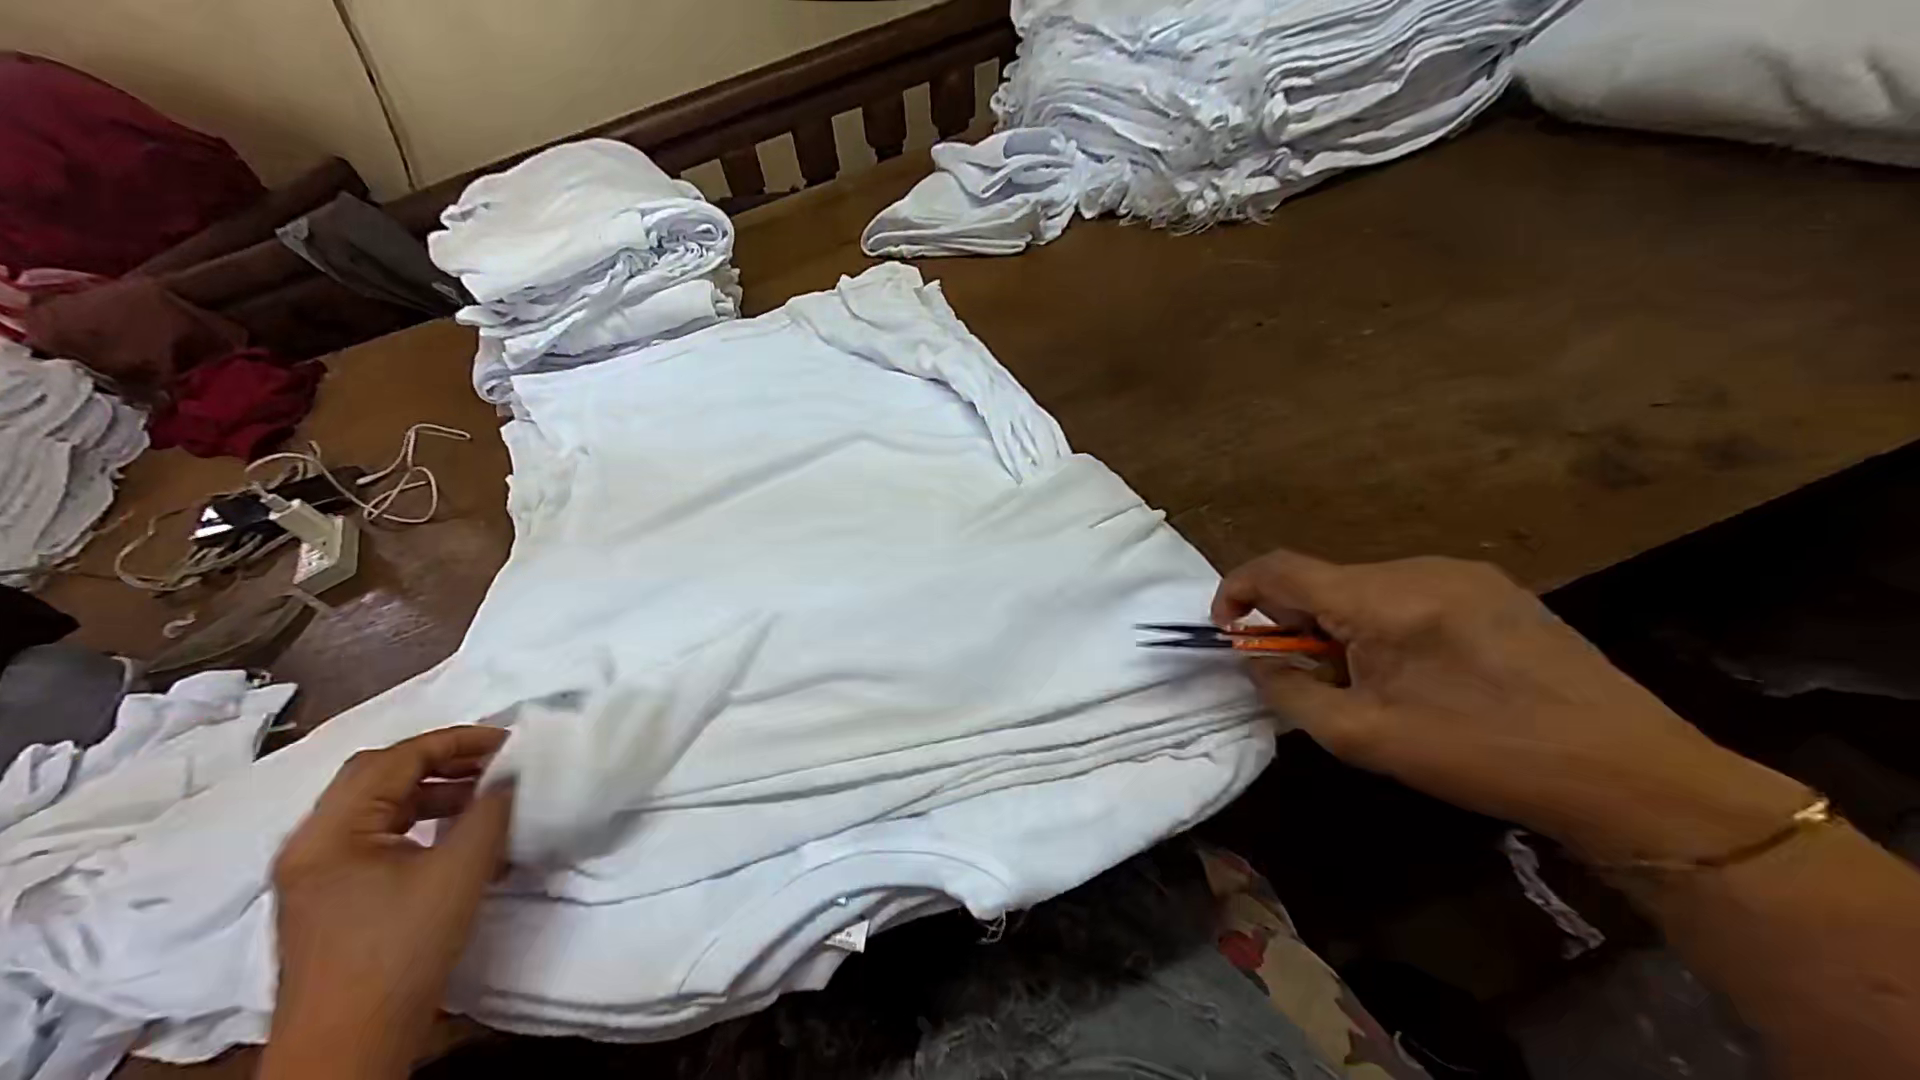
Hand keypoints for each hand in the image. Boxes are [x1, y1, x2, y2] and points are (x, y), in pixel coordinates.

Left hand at [262, 726, 512, 1079]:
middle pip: (379, 776)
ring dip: (435, 791)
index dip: (456, 741)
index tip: (508, 741)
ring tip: (487, 796)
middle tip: (496, 762)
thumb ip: (491, 811)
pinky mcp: (332, 894)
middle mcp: (312, 843)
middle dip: (443, 760)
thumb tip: (513, 773)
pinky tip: (461, 835)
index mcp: (330, 832)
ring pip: (379, 805)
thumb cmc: (403, 950)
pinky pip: (379, 835)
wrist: (350, 1046)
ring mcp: (317, 871)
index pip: (395, 759)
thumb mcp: (460, 871)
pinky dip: (422, 821)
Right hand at [1214, 551, 1808, 864]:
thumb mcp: (1363, 737)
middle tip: (1305, 676)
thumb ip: (1288, 691)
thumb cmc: (1482, 756)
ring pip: (1363, 586)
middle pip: (1322, 578)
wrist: (1630, 775)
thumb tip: (1255, 661)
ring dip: (1339, 624)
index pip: (1279, 568)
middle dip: (1295, 621)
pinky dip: (1381, 623)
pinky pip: (1407, 592)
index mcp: (1382, 599)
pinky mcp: (1494, 588)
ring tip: (1367, 681)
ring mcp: (1462, 572)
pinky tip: (1417, 671)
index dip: (1236, 591)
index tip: (1227, 631)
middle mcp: (1418, 568)